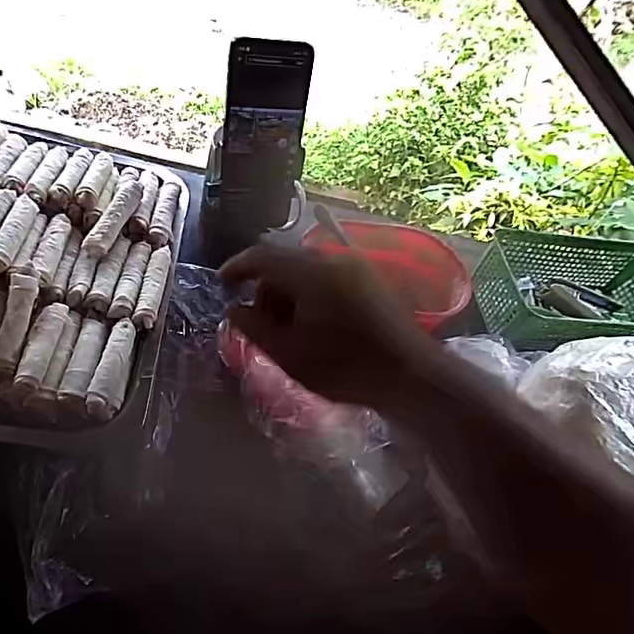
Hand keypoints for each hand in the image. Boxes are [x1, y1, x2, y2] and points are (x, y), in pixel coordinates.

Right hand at [220, 244, 434, 407]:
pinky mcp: (371, 280)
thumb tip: (235, 309)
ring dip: (288, 293)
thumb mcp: (287, 353)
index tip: (221, 284)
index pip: (262, 255)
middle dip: (265, 289)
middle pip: (285, 262)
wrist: (412, 377)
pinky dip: (310, 294)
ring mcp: (357, 267)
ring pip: (307, 270)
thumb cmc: (345, 368)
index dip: (236, 267)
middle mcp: (334, 259)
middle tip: (259, 323)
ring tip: (289, 330)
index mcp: (310, 272)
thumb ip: (252, 327)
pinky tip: (313, 324)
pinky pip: (327, 277)